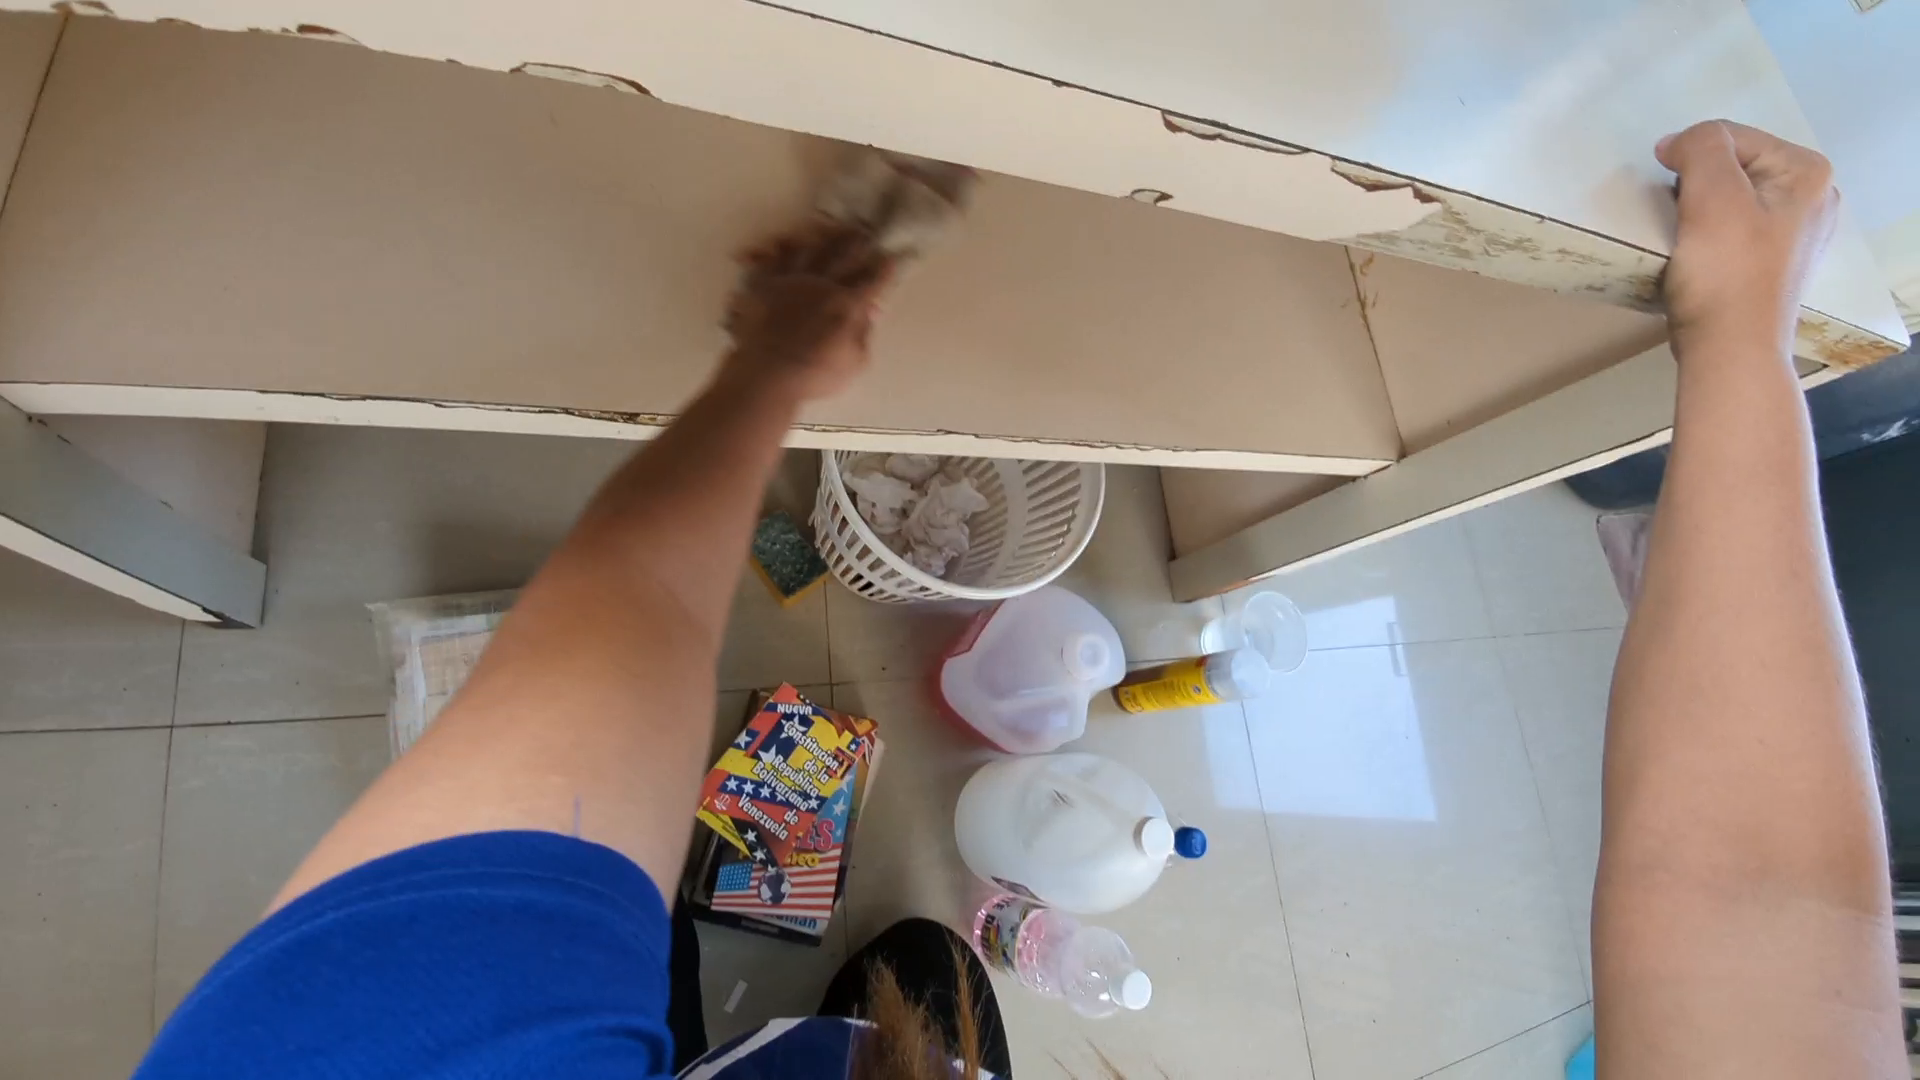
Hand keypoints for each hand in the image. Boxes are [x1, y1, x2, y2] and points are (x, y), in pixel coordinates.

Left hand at [722, 222, 894, 400]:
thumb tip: (867, 315)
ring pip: (809, 251)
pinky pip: (772, 261)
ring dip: (821, 238)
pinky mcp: (764, 285)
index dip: (884, 270)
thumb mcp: (855, 363)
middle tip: (864, 231)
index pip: (872, 282)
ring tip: (828, 227)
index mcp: (847, 304)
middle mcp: (822, 285)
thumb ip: (863, 336)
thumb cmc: (817, 374)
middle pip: (843, 257)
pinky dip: (778, 250)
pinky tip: (782, 242)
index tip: (891, 257)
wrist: (769, 373)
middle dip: (857, 243)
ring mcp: (792, 281)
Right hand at [1655, 120, 1837, 357]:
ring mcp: (1793, 233)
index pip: (1733, 138)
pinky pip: (1730, 231)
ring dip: (1693, 211)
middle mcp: (1810, 196)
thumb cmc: (1723, 274)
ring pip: (1731, 201)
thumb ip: (1701, 154)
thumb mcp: (1712, 201)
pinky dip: (1702, 235)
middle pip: (1733, 169)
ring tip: (1672, 235)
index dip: (1685, 156)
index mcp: (1805, 172)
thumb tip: (1678, 140)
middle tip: (1662, 215)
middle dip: (1691, 185)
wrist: (1730, 346)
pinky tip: (1689, 256)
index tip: (1651, 189)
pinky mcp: (1768, 264)